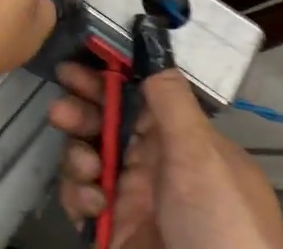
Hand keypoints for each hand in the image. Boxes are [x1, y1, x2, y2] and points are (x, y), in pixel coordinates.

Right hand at [51, 63, 282, 248]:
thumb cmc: (222, 228)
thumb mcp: (202, 159)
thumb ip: (171, 103)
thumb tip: (155, 52)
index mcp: (185, 144)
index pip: (139, 98)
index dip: (107, 81)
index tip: (76, 68)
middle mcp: (159, 168)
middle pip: (108, 125)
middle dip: (81, 114)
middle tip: (61, 112)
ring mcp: (136, 202)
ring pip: (89, 160)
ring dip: (77, 156)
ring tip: (86, 169)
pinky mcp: (116, 233)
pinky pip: (83, 201)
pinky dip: (79, 198)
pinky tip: (93, 207)